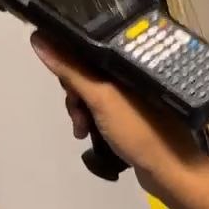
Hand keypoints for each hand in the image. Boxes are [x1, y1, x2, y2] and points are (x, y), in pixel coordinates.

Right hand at [32, 34, 208, 208]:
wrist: (169, 171)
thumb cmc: (139, 131)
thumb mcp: (102, 98)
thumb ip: (72, 70)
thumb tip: (38, 37)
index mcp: (128, 62)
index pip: (89, 48)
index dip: (69, 63)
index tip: (64, 85)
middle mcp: (131, 74)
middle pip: (89, 73)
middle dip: (75, 95)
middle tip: (78, 116)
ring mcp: (133, 96)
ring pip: (94, 94)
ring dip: (82, 111)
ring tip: (82, 131)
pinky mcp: (133, 116)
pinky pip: (103, 110)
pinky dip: (93, 120)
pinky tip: (89, 136)